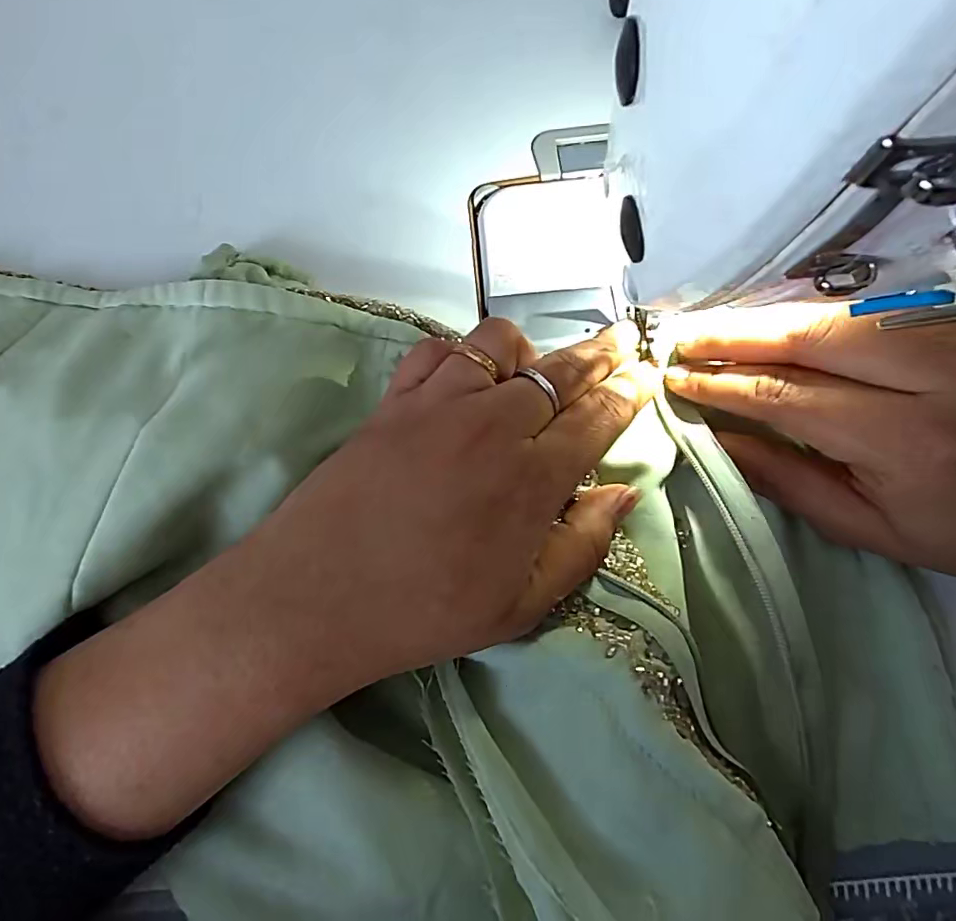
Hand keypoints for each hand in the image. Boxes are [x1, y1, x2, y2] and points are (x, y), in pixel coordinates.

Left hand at [35, 318, 653, 838]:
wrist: (314, 597)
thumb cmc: (423, 612)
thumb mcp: (519, 607)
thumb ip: (581, 547)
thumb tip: (623, 493)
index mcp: (530, 480)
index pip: (594, 420)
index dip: (625, 395)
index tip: (642, 376)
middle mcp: (492, 427)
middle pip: (559, 371)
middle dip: (600, 354)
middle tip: (621, 342)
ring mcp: (438, 405)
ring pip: (499, 343)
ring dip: (529, 349)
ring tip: (535, 369)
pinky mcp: (394, 400)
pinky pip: (436, 350)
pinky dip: (461, 352)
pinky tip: (467, 374)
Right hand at [663, 304, 955, 619]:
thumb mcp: (869, 528)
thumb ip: (787, 479)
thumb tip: (720, 437)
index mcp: (912, 443)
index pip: (790, 396)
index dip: (724, 385)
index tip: (677, 377)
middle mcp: (941, 377)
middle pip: (812, 335)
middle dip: (737, 333)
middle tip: (684, 336)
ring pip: (841, 314)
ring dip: (772, 320)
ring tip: (719, 330)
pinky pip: (875, 315)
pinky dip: (817, 320)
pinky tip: (782, 330)